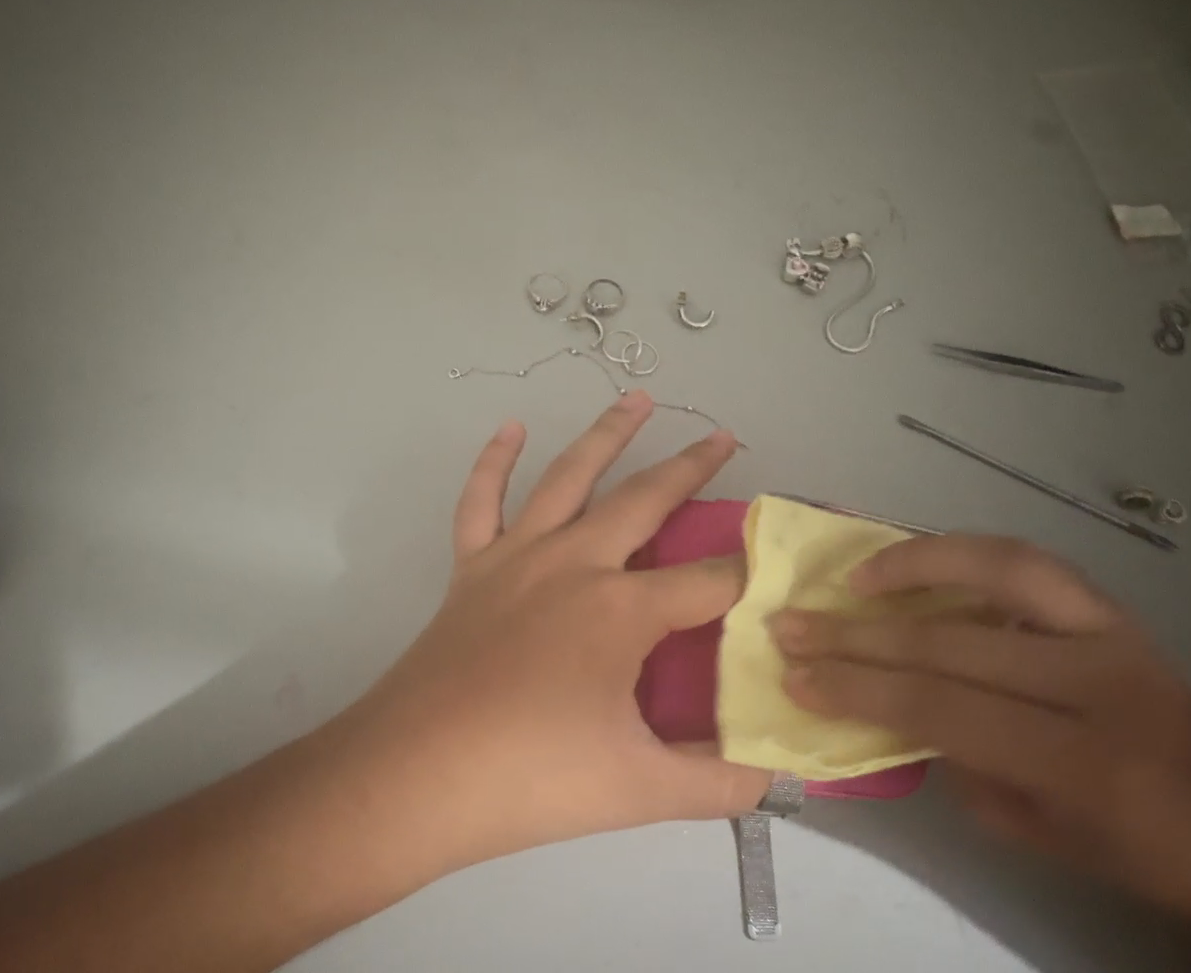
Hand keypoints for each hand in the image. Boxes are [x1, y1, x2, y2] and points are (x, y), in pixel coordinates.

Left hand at [344, 392, 770, 869]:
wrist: (415, 776)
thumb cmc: (531, 778)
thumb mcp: (641, 791)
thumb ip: (719, 783)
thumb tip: (774, 774)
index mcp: (622, 609)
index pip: (708, 583)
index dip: (749, 577)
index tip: (775, 570)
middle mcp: (573, 563)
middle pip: (645, 500)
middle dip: (690, 467)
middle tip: (724, 437)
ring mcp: (516, 558)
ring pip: (568, 478)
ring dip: (605, 435)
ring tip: (636, 400)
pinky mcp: (471, 569)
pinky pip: (481, 501)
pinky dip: (494, 461)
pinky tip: (510, 429)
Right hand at [769, 535, 1190, 917]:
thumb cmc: (1133, 849)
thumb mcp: (1029, 828)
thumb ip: (953, 760)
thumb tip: (884, 702)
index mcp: (1082, 760)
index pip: (940, 707)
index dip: (857, 689)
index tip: (795, 678)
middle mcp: (1099, 683)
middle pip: (950, 640)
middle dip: (856, 635)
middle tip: (790, 625)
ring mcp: (1115, 633)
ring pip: (998, 569)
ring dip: (912, 565)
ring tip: (851, 574)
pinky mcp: (1117, 611)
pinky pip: (1028, 564)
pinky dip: (965, 554)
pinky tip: (919, 560)